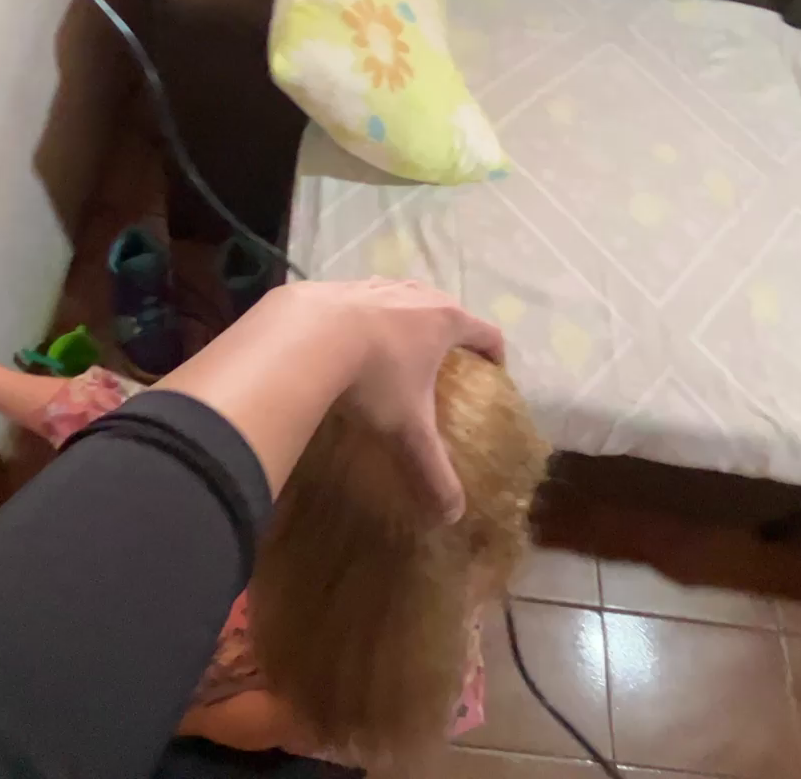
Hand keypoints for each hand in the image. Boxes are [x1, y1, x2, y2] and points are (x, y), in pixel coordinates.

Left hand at [303, 278, 504, 522]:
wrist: (305, 335)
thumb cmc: (373, 376)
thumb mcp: (407, 428)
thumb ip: (433, 469)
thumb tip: (452, 514)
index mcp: (444, 320)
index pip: (486, 332)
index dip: (494, 352)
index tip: (494, 371)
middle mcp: (416, 295)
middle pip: (446, 308)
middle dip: (450, 333)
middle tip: (445, 363)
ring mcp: (376, 285)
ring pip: (404, 299)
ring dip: (407, 320)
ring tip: (398, 350)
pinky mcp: (340, 285)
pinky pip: (364, 300)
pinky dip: (366, 317)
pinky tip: (348, 342)